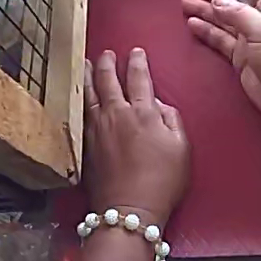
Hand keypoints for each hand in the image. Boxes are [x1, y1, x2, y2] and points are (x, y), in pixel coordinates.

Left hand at [84, 47, 189, 229]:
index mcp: (143, 113)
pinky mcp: (86, 144)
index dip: (137, 62)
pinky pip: (81, 114)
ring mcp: (97, 129)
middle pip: (107, 80)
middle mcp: (116, 115)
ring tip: (87, 65)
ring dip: (88, 76)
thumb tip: (160, 105)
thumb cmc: (162, 181)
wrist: (129, 209)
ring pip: (89, 94)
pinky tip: (79, 97)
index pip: (139, 78)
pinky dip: (80, 99)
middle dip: (107, 63)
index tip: (135, 52)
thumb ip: (172, 120)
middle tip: (107, 54)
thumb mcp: (181, 148)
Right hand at [181, 0, 260, 123]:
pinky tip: (194, 25)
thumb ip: (238, 13)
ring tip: (186, 4)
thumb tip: (217, 0)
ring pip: (225, 20)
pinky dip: (208, 32)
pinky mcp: (243, 59)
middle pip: (235, 0)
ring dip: (206, 11)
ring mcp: (252, 40)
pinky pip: (221, 40)